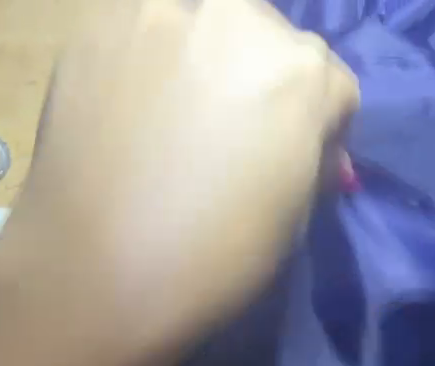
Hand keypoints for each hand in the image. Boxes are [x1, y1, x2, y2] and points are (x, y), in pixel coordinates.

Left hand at [0, 0, 358, 364]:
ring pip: (205, 31)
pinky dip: (150, 65)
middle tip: (238, 143)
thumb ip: (310, 164)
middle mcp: (239, 18)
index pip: (335, 86)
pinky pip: (145, 35)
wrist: (103, 271)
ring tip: (179, 125)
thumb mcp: (295, 221)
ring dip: (206, 67)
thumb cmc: (218, 260)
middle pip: (270, 44)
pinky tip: (134, 118)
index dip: (322, 131)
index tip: (298, 164)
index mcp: (303, 72)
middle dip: (264, 86)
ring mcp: (163, 11)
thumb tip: (312, 150)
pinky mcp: (99, 22)